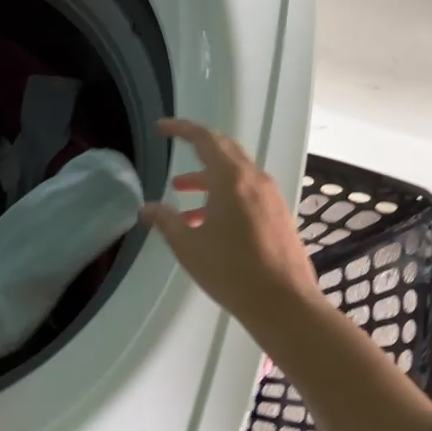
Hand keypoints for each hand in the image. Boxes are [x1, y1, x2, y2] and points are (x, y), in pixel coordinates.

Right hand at [141, 118, 319, 333]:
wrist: (284, 303)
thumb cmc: (231, 271)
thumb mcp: (189, 247)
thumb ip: (166, 222)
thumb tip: (146, 208)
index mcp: (232, 178)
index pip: (205, 139)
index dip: (181, 129)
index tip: (162, 127)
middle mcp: (255, 179)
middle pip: (225, 151)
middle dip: (198, 150)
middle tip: (175, 152)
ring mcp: (271, 196)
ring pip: (236, 173)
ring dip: (209, 178)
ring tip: (182, 192)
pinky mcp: (279, 214)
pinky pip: (248, 191)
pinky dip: (226, 195)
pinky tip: (209, 221)